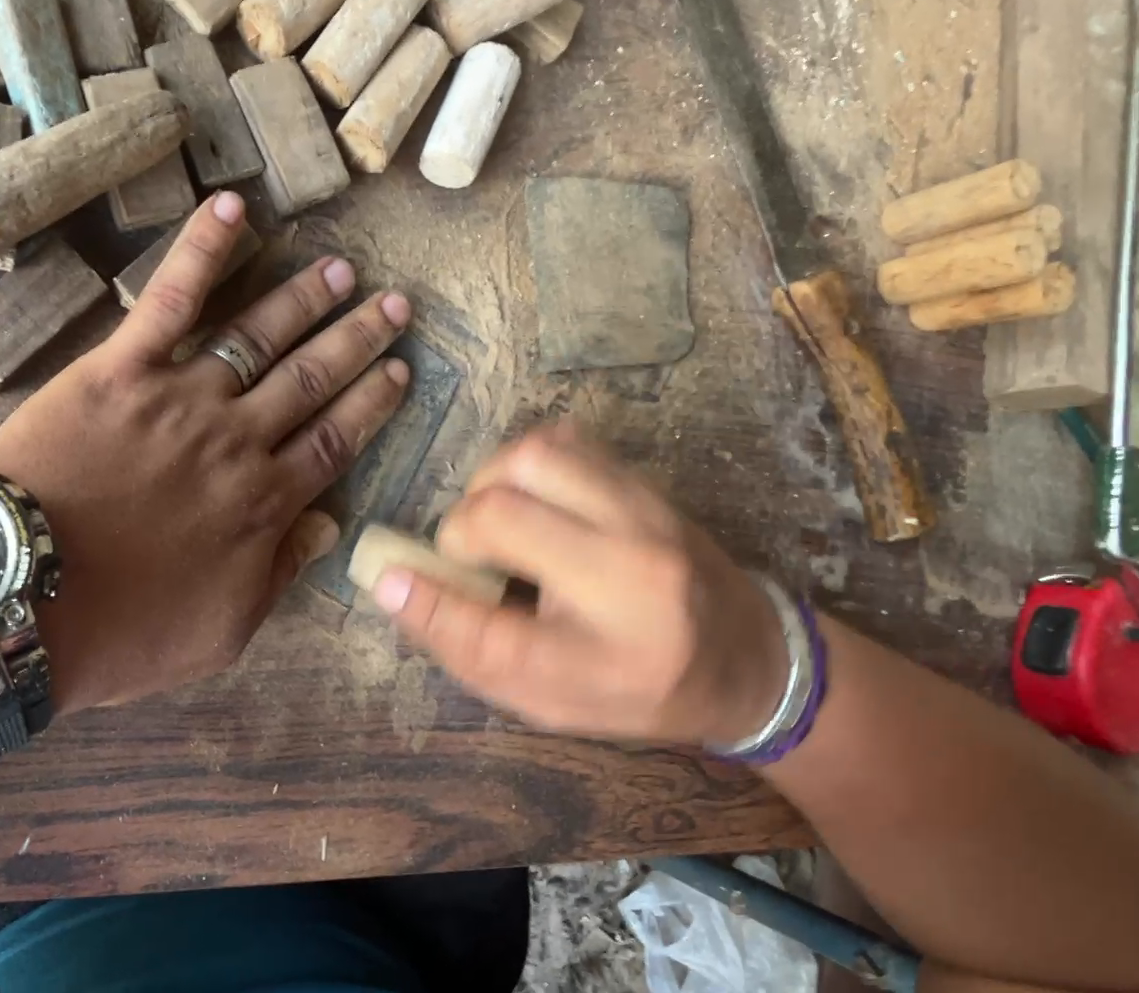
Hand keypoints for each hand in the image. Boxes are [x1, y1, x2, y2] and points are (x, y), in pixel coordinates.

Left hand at [0, 193, 412, 715]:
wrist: (19, 605)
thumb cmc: (120, 630)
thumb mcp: (220, 630)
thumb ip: (277, 574)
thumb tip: (325, 526)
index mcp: (261, 502)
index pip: (333, 441)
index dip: (370, 404)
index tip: (398, 371)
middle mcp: (236, 439)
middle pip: (311, 379)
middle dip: (356, 340)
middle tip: (393, 305)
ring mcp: (181, 397)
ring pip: (258, 336)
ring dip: (304, 299)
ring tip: (341, 270)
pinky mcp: (120, 369)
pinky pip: (169, 298)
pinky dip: (203, 249)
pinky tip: (232, 207)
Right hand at [371, 423, 786, 745]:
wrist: (750, 658)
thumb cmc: (639, 690)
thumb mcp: (553, 699)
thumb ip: (471, 647)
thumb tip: (392, 584)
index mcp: (611, 654)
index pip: (492, 630)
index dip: (427, 600)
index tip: (388, 578)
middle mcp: (636, 573)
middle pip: (505, 508)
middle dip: (461, 526)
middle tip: (468, 554)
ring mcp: (648, 513)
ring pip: (534, 456)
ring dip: (491, 483)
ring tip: (497, 519)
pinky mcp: (646, 479)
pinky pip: (563, 440)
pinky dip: (525, 463)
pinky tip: (531, 497)